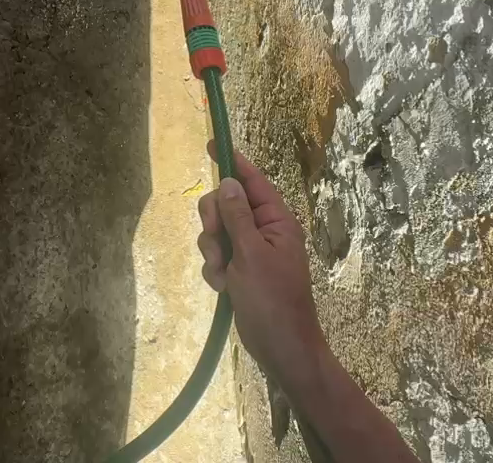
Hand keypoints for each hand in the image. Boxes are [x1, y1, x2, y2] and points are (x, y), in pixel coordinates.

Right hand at [196, 144, 322, 386]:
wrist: (282, 350)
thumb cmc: (273, 300)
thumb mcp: (252, 254)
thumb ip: (237, 216)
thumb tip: (227, 180)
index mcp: (276, 220)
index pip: (252, 179)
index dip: (231, 161)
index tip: (210, 144)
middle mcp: (263, 229)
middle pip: (225, 203)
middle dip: (214, 222)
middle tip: (215, 242)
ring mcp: (251, 249)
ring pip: (217, 230)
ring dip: (212, 251)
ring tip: (223, 275)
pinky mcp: (240, 269)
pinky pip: (216, 254)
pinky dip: (215, 269)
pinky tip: (223, 287)